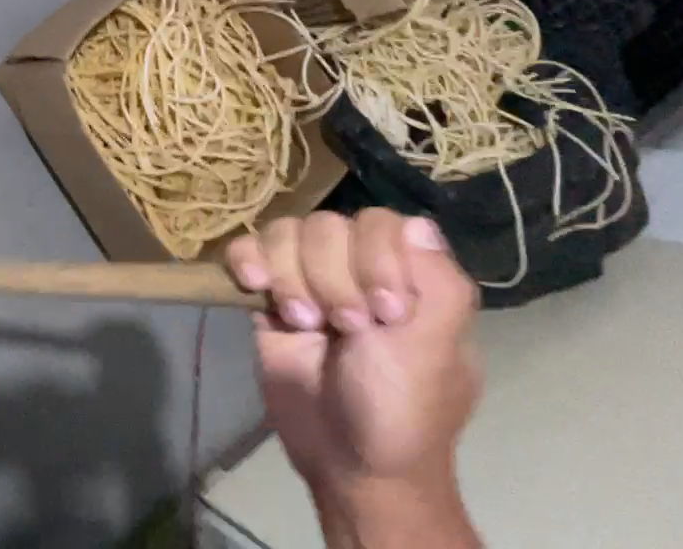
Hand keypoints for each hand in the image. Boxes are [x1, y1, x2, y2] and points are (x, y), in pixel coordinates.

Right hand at [226, 210, 480, 501]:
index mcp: (409, 276)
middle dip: (330, 276)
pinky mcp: (265, 293)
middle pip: (326, 225)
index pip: (382, 223)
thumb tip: (417, 223)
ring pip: (283, 233)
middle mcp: (356, 267)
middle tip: (346, 328)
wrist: (347, 460)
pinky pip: (244, 249)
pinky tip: (256, 291)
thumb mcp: (436, 351)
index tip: (387, 313)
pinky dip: (246, 262)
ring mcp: (306, 277)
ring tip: (302, 322)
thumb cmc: (402, 408)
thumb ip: (438, 284)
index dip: (376, 257)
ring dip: (289, 276)